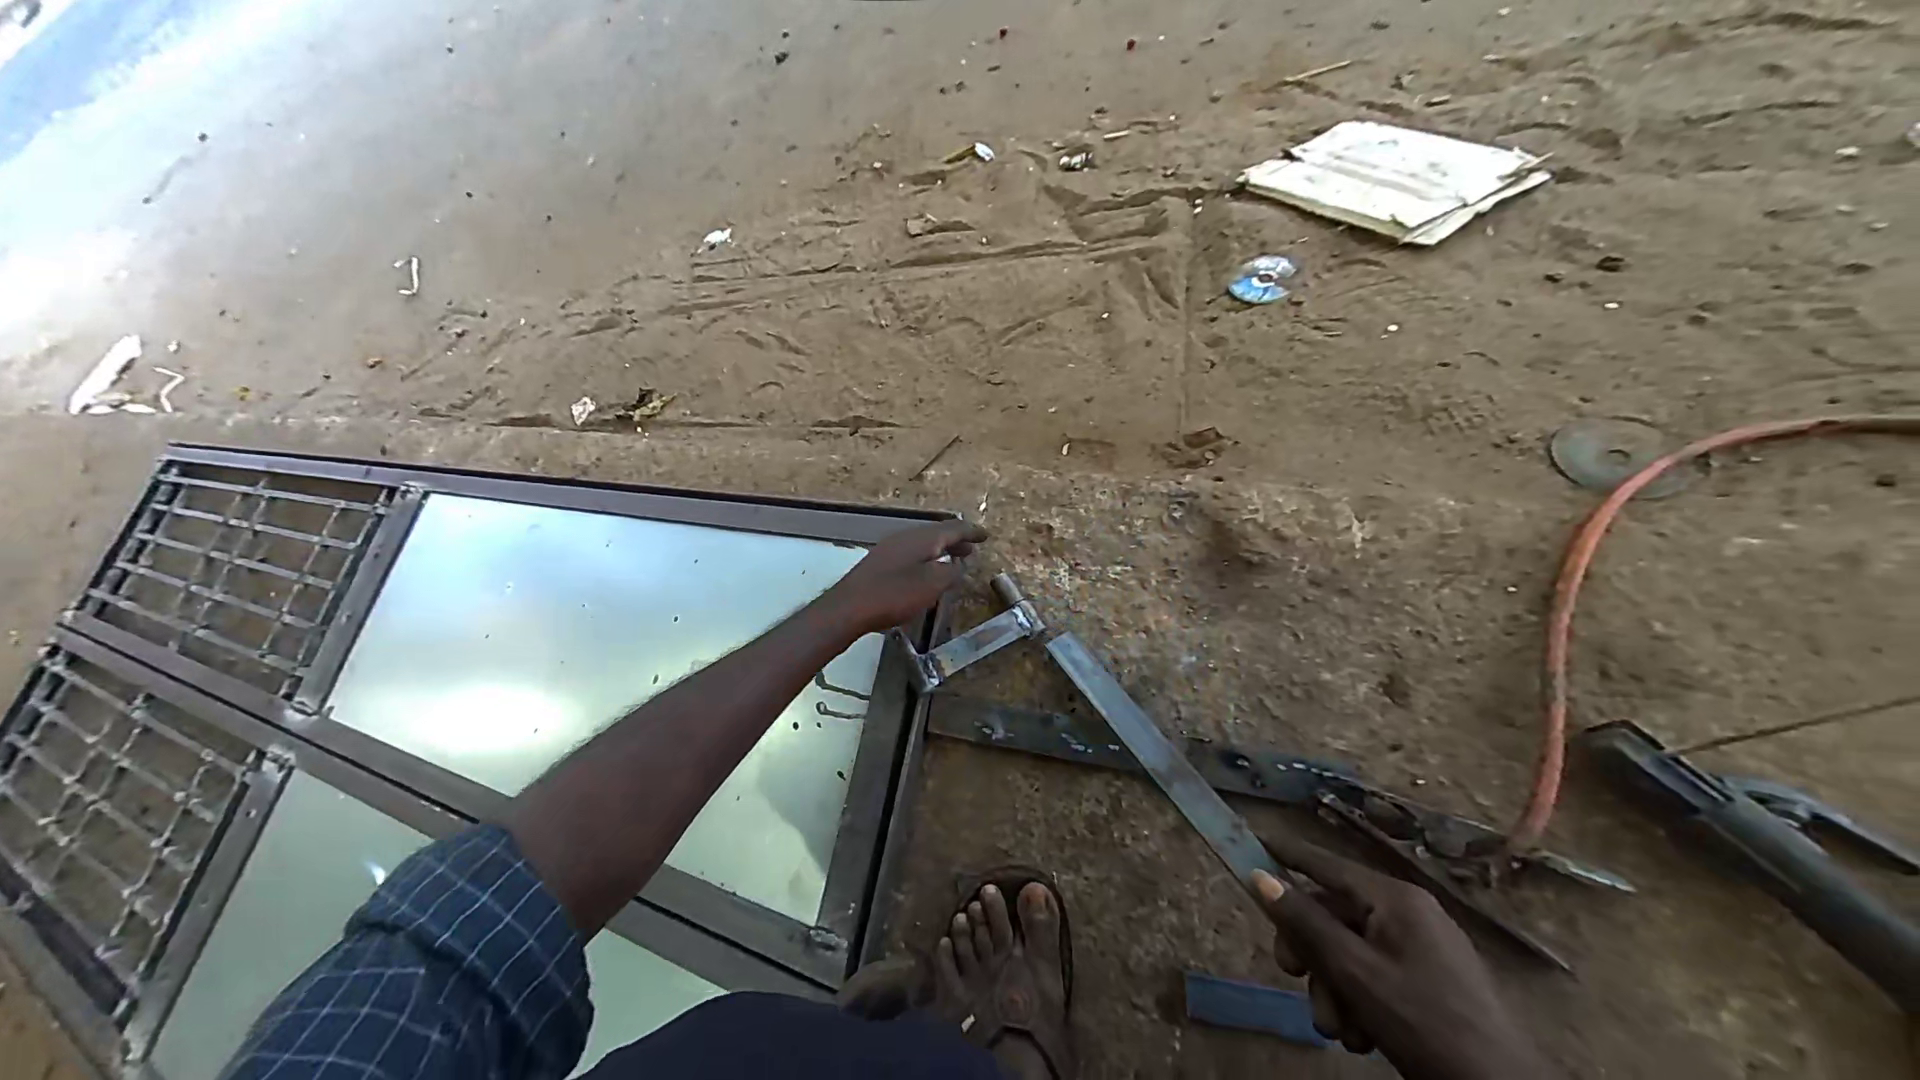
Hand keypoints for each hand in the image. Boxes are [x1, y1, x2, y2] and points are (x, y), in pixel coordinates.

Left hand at [818, 520, 988, 634]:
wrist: (849, 607)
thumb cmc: (894, 594)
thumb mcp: (932, 585)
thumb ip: (951, 573)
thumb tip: (959, 567)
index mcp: (921, 538)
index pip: (952, 529)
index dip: (971, 532)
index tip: (986, 535)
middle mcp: (905, 538)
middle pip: (936, 534)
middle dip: (956, 541)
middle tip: (972, 549)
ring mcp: (889, 550)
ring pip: (923, 545)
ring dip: (941, 551)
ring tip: (954, 560)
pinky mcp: (879, 565)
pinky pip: (911, 554)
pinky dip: (926, 559)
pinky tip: (927, 574)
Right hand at [1250, 835, 1554, 1079]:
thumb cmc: (1425, 1024)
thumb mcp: (1353, 972)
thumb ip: (1304, 922)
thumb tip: (1260, 876)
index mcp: (1395, 899)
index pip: (1326, 863)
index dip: (1286, 855)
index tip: (1252, 846)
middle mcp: (1409, 913)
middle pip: (1333, 914)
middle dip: (1310, 952)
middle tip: (1292, 976)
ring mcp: (1423, 948)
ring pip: (1350, 950)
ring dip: (1332, 987)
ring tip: (1340, 1030)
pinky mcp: (1431, 982)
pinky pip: (1375, 973)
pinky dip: (1358, 1000)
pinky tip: (1362, 1036)